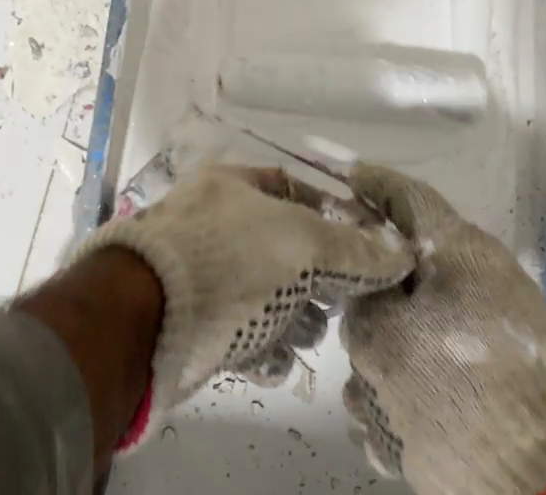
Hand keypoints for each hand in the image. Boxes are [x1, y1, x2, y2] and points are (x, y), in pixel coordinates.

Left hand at [77, 165, 415, 447]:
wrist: (144, 318)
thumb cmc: (229, 260)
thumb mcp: (303, 243)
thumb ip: (355, 248)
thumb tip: (401, 252)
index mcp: (230, 186)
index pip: (293, 190)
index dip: (333, 215)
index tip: (363, 249)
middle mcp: (210, 221)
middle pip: (278, 245)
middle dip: (315, 277)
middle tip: (339, 303)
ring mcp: (193, 270)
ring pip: (259, 290)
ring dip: (291, 315)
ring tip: (308, 335)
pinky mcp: (184, 319)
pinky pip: (235, 327)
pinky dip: (259, 342)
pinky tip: (273, 358)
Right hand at [340, 164, 545, 494]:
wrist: (545, 491)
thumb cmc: (460, 399)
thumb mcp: (384, 338)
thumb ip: (360, 294)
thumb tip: (361, 278)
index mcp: (466, 254)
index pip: (408, 197)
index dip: (366, 185)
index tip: (332, 184)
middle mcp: (484, 285)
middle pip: (404, 272)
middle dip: (366, 307)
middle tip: (342, 335)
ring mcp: (494, 337)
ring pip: (413, 329)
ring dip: (382, 367)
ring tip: (370, 411)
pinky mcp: (497, 385)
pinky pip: (435, 371)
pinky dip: (410, 398)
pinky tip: (391, 436)